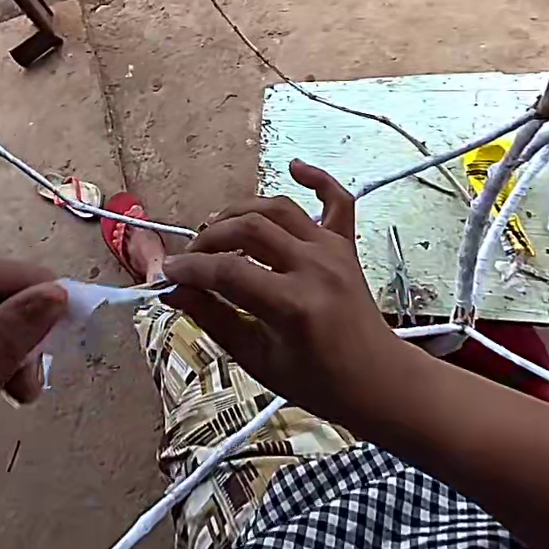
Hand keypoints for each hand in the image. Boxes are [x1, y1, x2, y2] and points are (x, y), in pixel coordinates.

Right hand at [161, 160, 419, 426]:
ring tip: (216, 227)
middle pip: (249, 230)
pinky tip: (293, 166)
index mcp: (293, 305)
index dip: (191, 269)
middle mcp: (314, 267)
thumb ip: (214, 319)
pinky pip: (337, 200)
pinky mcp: (346, 243)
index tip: (169, 273)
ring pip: (278, 209)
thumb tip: (174, 291)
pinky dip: (317, 178)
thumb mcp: (258, 361)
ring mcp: (333, 249)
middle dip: (210, 239)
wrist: (379, 382)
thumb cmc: (319, 382)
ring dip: (241, 211)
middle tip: (191, 256)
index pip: (228, 272)